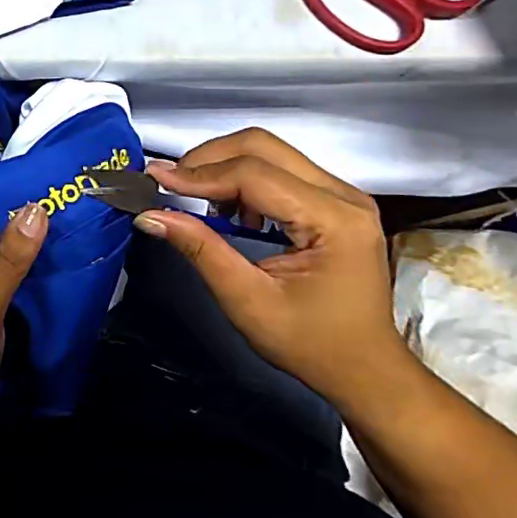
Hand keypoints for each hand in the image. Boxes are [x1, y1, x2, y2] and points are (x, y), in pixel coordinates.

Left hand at [0, 204, 47, 517]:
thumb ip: (7, 262)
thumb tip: (36, 207)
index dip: (6, 193)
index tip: (46, 174)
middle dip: (25, 222)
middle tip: (73, 195)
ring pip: (3, 264)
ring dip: (32, 251)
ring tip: (77, 220)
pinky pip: (10, 290)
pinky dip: (32, 280)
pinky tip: (64, 266)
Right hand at [133, 129, 410, 408]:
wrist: (365, 370)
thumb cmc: (311, 344)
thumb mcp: (247, 301)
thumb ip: (200, 249)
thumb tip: (151, 214)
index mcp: (334, 221)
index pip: (253, 175)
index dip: (198, 175)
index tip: (155, 179)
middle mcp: (344, 196)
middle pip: (262, 147)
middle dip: (208, 160)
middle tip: (171, 184)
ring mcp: (343, 194)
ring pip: (268, 152)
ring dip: (223, 167)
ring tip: (196, 200)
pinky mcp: (334, 200)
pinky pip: (278, 168)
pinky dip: (243, 178)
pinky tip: (230, 211)